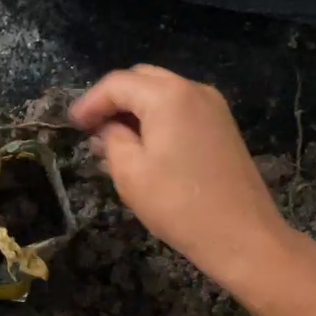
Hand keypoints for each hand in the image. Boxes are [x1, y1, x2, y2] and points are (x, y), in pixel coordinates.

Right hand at [70, 65, 305, 298]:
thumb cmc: (180, 205)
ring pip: (163, 92)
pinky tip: (145, 145)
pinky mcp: (223, 125)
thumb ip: (111, 139)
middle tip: (91, 129)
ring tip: (114, 140)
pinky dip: (158, 117)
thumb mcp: (131, 173)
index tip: (72, 124)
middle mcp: (193, 89)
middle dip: (113, 99)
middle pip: (142, 79)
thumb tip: (107, 127)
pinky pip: (181, 107)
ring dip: (136, 108)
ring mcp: (213, 106)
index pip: (117, 83)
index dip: (90, 101)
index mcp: (168, 95)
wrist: (244, 236)